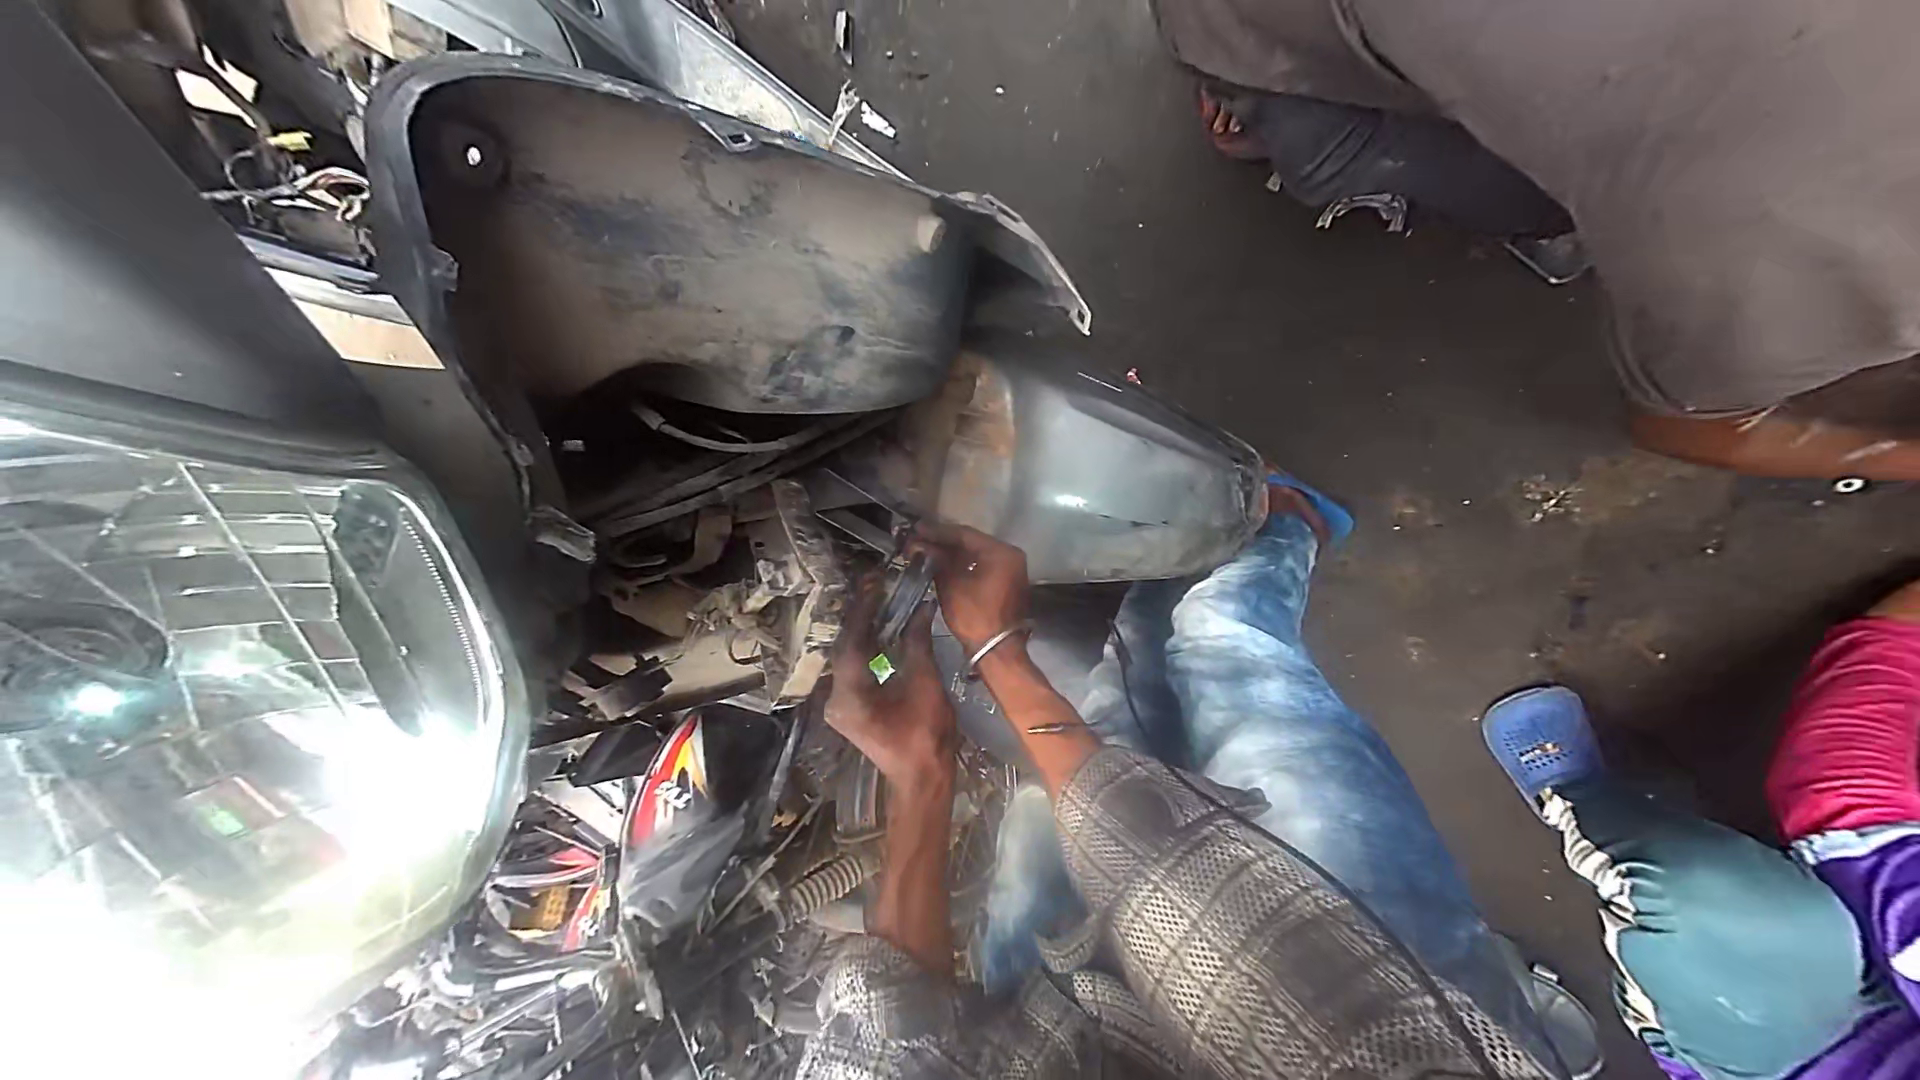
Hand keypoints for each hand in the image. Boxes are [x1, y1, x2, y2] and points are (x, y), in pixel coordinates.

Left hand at [823, 574, 956, 785]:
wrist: (923, 779)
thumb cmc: (925, 735)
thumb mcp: (925, 684)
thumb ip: (917, 643)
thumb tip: (921, 608)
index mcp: (849, 694)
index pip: (852, 640)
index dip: (864, 609)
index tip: (875, 582)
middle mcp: (835, 698)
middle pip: (846, 647)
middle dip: (862, 616)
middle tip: (878, 586)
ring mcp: (840, 705)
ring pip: (849, 658)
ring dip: (865, 631)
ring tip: (881, 602)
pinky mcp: (851, 709)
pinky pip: (854, 670)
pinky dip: (868, 650)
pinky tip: (882, 632)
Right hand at [910, 522, 1029, 654]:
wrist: (997, 651)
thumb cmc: (975, 617)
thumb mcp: (952, 585)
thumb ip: (937, 560)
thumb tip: (920, 544)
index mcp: (1001, 552)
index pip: (965, 534)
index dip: (938, 532)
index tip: (917, 529)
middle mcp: (1010, 555)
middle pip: (971, 542)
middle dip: (944, 542)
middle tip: (919, 538)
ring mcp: (1011, 569)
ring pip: (976, 554)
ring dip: (952, 553)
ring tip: (927, 550)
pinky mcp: (1007, 582)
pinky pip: (982, 566)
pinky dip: (964, 565)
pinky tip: (943, 564)